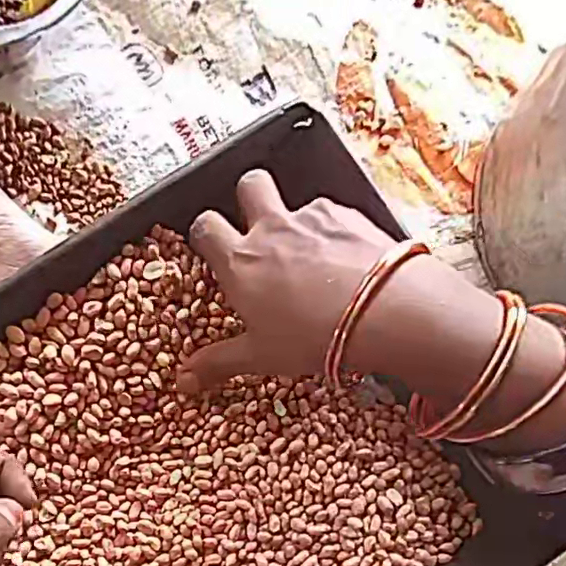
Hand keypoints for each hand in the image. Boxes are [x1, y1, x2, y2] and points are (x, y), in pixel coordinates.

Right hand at [176, 169, 493, 392]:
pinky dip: (332, 230)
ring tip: (309, 254)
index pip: (205, 227)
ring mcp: (311, 217)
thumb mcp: (260, 356)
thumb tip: (183, 380)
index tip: (211, 246)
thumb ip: (218, 362)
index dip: (205, 233)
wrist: (382, 311)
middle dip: (247, 198)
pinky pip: (332, 213)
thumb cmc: (312, 336)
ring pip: (293, 199)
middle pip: (247, 184)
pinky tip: (343, 258)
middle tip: (257, 227)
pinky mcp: (348, 214)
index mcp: (240, 262)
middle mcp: (270, 230)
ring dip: (294, 218)